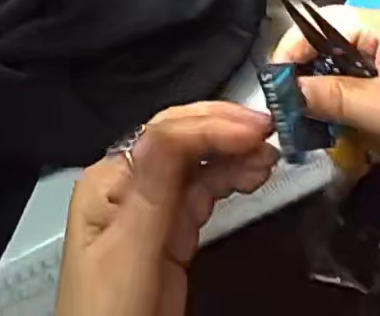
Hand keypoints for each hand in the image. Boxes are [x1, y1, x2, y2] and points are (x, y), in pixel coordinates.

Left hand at [57, 102, 278, 315]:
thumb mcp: (129, 253)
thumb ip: (153, 190)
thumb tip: (175, 129)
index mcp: (110, 179)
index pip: (164, 136)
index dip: (211, 126)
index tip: (253, 130)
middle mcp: (131, 181)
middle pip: (183, 138)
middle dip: (226, 130)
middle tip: (269, 130)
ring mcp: (154, 205)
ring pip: (199, 161)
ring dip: (234, 152)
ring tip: (269, 154)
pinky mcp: (175, 229)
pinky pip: (206, 189)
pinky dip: (231, 177)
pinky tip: (252, 174)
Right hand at [273, 6, 379, 205]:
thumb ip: (333, 96)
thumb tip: (285, 90)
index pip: (325, 21)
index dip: (294, 46)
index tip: (271, 82)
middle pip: (335, 49)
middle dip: (311, 80)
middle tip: (288, 114)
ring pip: (350, 79)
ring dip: (332, 104)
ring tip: (313, 132)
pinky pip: (369, 102)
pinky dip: (355, 121)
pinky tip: (348, 144)